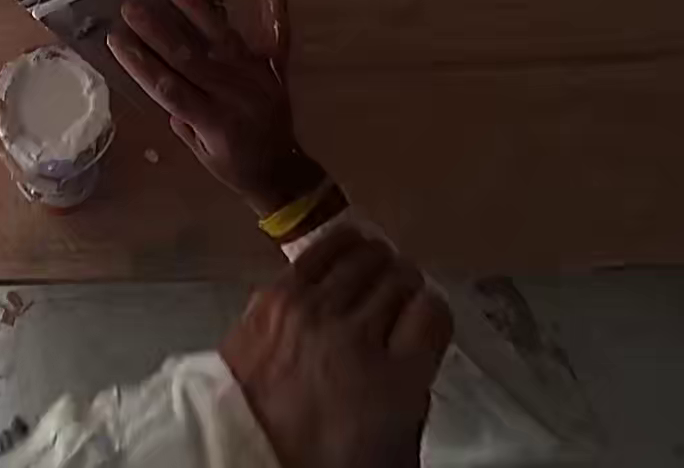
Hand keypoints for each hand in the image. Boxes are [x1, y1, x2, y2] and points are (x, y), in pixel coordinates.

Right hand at [106, 0, 322, 215]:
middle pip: (189, 56)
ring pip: (221, 35)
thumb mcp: (198, 150)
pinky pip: (276, 31)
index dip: (139, 62)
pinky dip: (272, 2)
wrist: (284, 173)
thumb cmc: (232, 165)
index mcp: (212, 120)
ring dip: (194, 7)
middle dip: (156, 30)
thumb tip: (158, 73)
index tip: (114, 38)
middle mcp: (233, 92)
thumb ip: (180, 112)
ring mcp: (256, 74)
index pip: (167, 86)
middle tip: (130, 6)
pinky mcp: (274, 65)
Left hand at [221, 224, 452, 467]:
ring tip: (380, 257)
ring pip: (358, 261)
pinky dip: (338, 242)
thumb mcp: (396, 449)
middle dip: (406, 279)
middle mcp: (356, 334)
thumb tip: (413, 357)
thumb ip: (411, 396)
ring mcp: (312, 308)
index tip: (428, 310)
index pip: (432, 316)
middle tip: (404, 282)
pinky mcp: (276, 293)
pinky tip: (348, 238)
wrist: (249, 447)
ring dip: (376, 257)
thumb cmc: (325, 460)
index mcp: (396, 380)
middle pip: (395, 282)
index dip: (434, 309)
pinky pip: (315, 254)